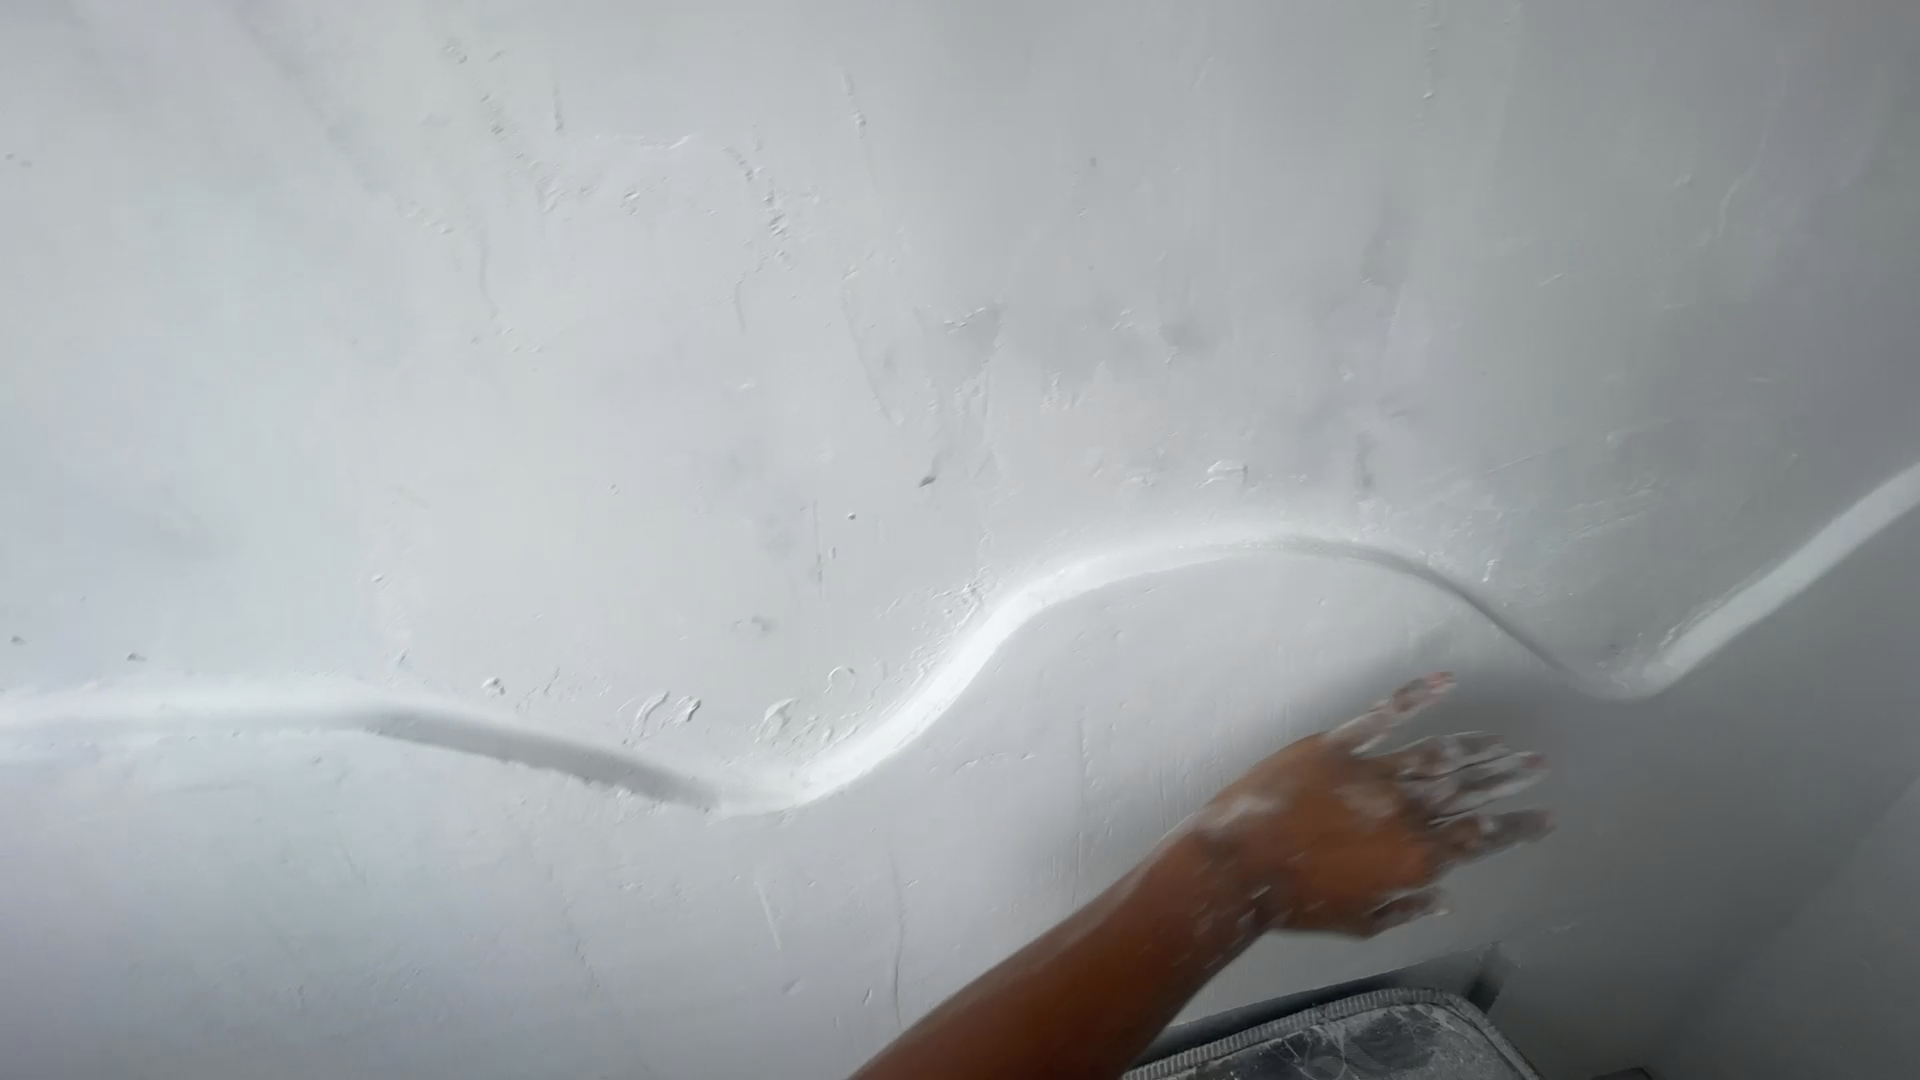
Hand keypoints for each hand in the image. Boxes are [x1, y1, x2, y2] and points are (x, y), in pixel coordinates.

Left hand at [1188, 673, 1550, 936]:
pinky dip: (1415, 697)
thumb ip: (1408, 907)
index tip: (1545, 815)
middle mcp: (1406, 811)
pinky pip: (1382, 716)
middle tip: (1537, 763)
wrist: (1242, 862)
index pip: (1481, 838)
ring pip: (1436, 755)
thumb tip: (1447, 898)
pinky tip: (1444, 682)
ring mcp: (1372, 773)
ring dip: (1474, 746)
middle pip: (1468, 791)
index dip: (1515, 827)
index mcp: (1417, 857)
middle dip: (1506, 778)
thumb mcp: (1361, 921)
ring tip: (1502, 740)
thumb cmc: (1297, 900)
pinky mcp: (1335, 746)